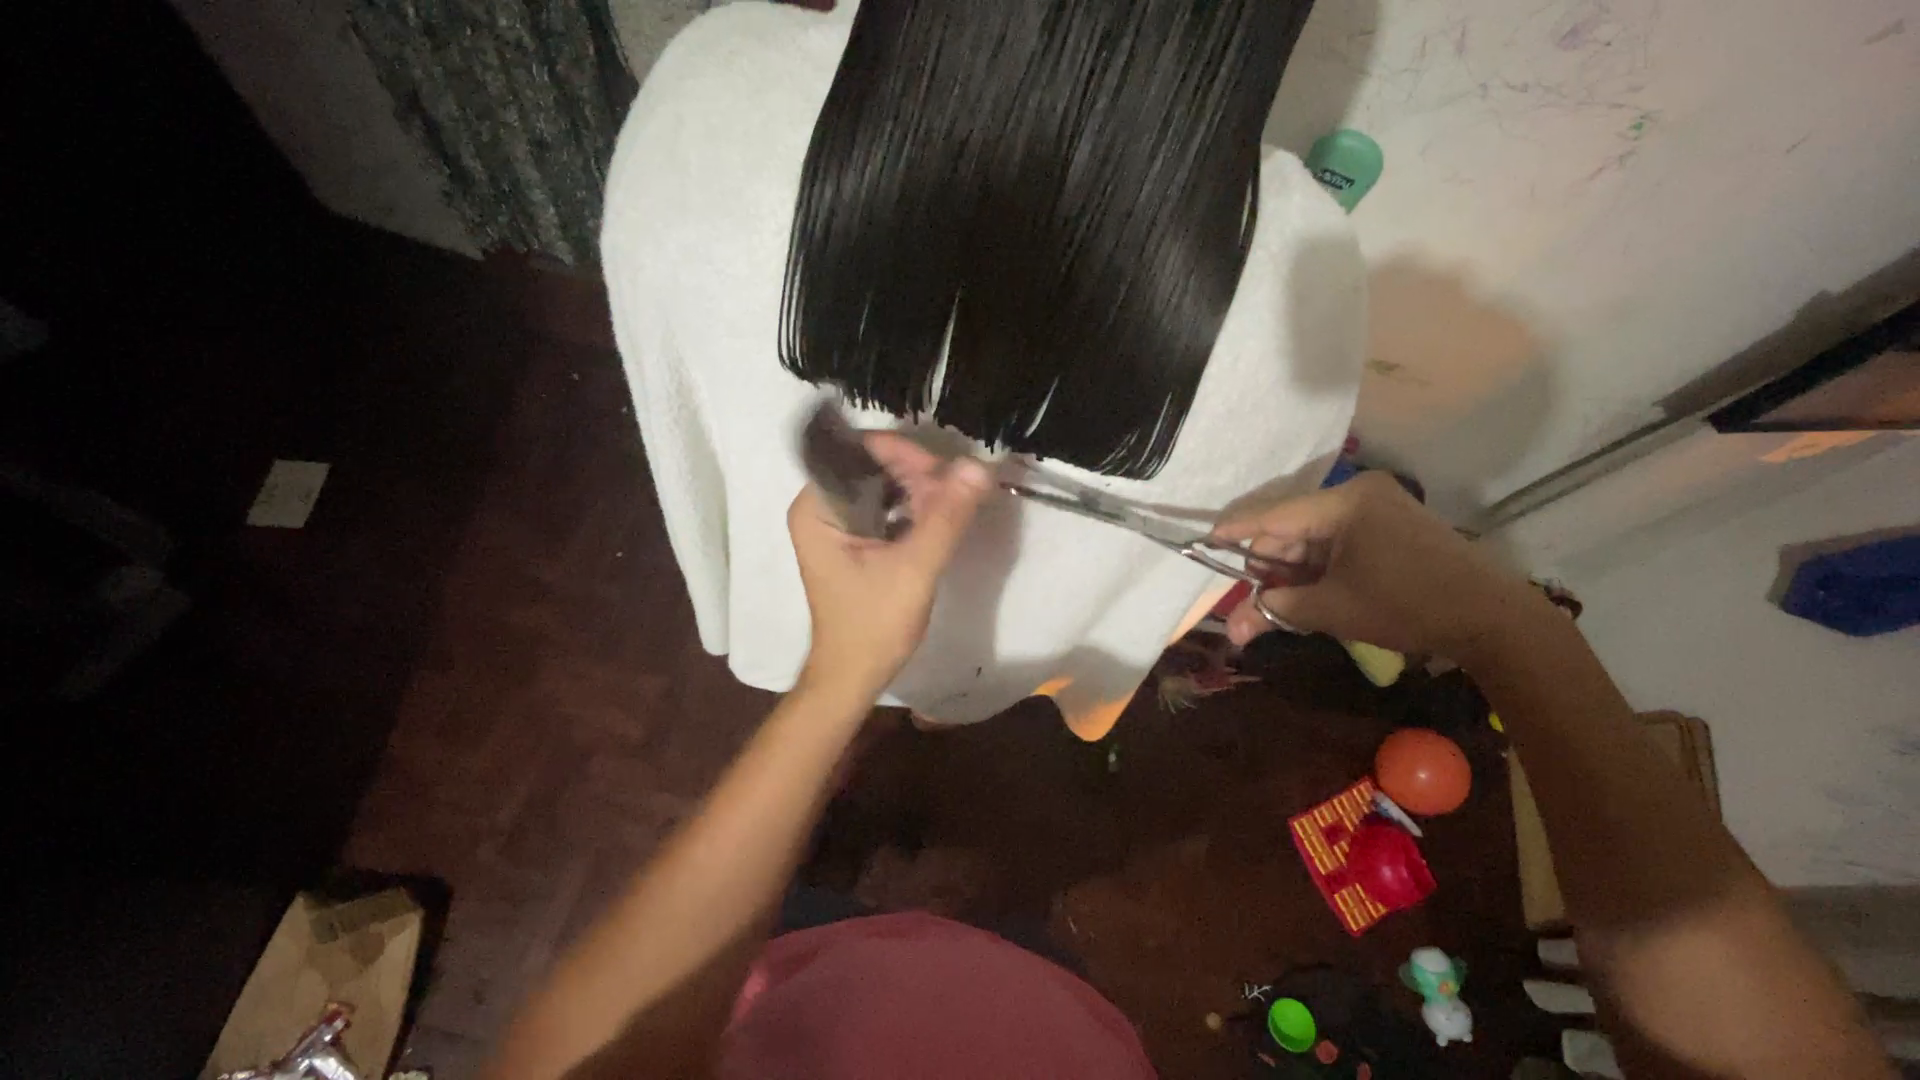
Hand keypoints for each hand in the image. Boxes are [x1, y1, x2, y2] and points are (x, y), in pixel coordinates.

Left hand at [789, 432, 992, 699]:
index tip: (945, 471)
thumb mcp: (915, 569)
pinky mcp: (855, 542)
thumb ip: (946, 517)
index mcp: (816, 508)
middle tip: (958, 491)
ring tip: (954, 504)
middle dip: (917, 474)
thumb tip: (977, 467)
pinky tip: (941, 519)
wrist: (854, 677)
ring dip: (921, 491)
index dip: (904, 454)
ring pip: (884, 487)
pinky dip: (914, 509)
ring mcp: (837, 525)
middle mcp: (820, 509)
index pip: (860, 455)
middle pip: (874, 468)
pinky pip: (886, 509)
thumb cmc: (873, 625)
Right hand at [1211, 472, 1554, 663]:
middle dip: (1270, 565)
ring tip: (1286, 605)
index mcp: (1345, 502)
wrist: (1493, 618)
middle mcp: (1359, 493)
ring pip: (1314, 536)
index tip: (1204, 542)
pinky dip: (1321, 567)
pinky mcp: (1392, 525)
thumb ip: (1276, 610)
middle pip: (1292, 526)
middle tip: (1255, 602)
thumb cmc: (1407, 606)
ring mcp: (1379, 507)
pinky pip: (1339, 541)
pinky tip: (1315, 593)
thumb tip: (1232, 628)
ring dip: (1295, 570)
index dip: (1235, 532)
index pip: (1273, 515)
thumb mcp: (1333, 609)